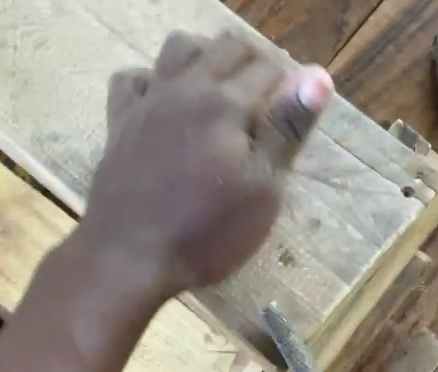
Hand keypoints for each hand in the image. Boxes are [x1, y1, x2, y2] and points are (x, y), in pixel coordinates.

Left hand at [80, 32, 333, 298]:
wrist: (130, 257)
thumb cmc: (206, 233)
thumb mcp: (262, 191)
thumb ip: (287, 132)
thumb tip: (317, 76)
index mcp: (226, 104)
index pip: (268, 70)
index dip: (288, 85)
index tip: (294, 111)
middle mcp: (185, 89)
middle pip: (224, 48)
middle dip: (252, 62)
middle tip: (265, 97)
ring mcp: (147, 103)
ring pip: (177, 48)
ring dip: (204, 56)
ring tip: (218, 87)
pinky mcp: (119, 124)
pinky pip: (133, 79)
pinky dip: (153, 80)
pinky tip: (163, 101)